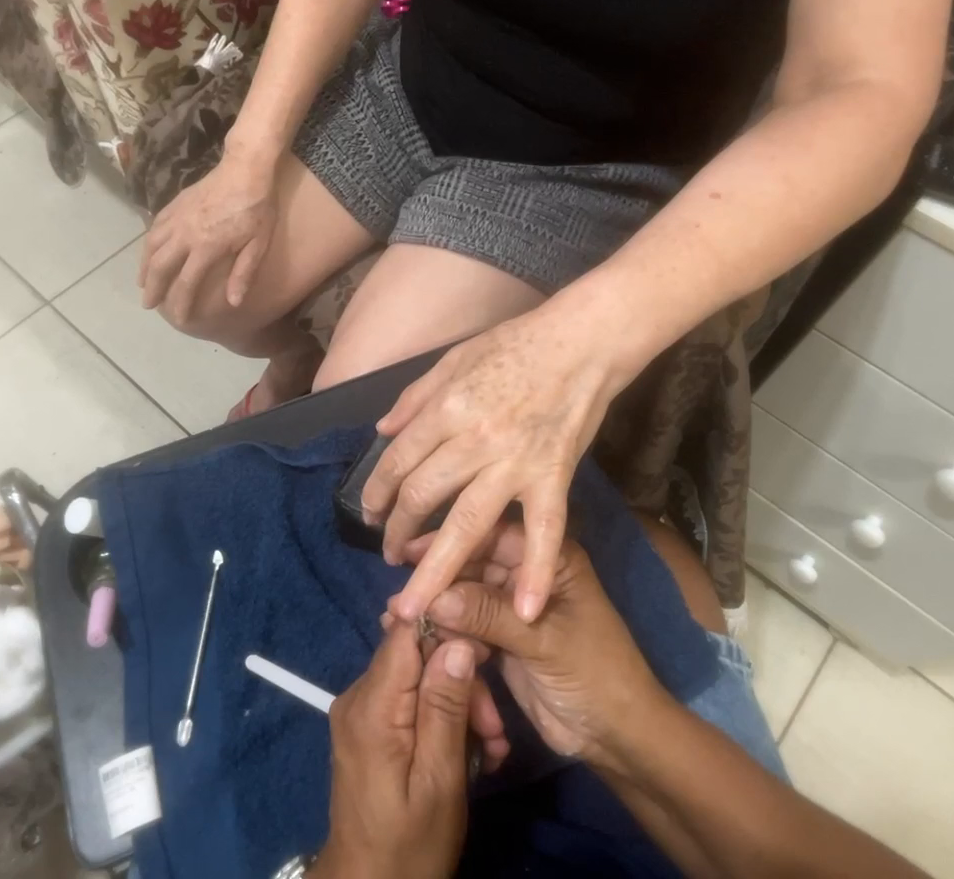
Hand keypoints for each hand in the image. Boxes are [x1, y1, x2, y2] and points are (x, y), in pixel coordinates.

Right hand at [139, 156, 277, 319]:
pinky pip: (155, 227)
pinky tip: (149, 251)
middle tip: (148, 304)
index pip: (187, 283)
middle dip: (153, 289)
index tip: (179, 320)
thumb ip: (243, 273)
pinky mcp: (175, 204)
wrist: (245, 168)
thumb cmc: (258, 207)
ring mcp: (177, 218)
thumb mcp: (259, 243)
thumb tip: (234, 303)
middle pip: (160, 267)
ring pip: (151, 246)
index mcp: (206, 247)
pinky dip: (148, 243)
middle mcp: (185, 234)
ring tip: (142, 282)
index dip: (181, 304)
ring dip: (145, 267)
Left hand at [311, 624, 477, 878]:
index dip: (448, 630)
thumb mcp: (439, 780)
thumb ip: (446, 708)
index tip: (486, 654)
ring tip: (490, 748)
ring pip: (418, 678)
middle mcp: (358, 697)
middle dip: (461, 682)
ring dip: (458, 704)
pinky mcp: (368, 726)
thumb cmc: (410, 844)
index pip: (406, 632)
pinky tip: (469, 749)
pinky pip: (409, 701)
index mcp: (372, 707)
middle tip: (494, 731)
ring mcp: (360, 711)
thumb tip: (459, 642)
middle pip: (417, 656)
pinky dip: (440, 717)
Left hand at [363, 307, 629, 623]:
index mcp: (446, 409)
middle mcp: (472, 440)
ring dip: (435, 569)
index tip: (372, 513)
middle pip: (423, 496)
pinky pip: (544, 530)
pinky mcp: (552, 476)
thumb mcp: (454, 357)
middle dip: (396, 532)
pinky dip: (536, 571)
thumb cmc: (517, 344)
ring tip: (414, 605)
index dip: (378, 492)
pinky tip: (525, 612)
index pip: (398, 461)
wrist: (582, 341)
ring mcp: (513, 463)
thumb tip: (383, 433)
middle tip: (386, 557)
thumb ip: (416, 398)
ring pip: (466, 524)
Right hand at [406, 529, 666, 767]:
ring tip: (397, 620)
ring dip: (436, 610)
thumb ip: (488, 615)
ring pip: (465, 597)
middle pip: (473, 566)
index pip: (493, 537)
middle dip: (436, 581)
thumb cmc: (594, 674)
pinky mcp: (503, 639)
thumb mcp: (544, 641)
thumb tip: (431, 596)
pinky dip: (445, 633)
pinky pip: (466, 626)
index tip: (406, 555)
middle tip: (397, 597)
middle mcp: (529, 575)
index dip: (450, 543)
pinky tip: (417, 637)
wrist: (616, 734)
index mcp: (550, 558)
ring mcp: (514, 607)